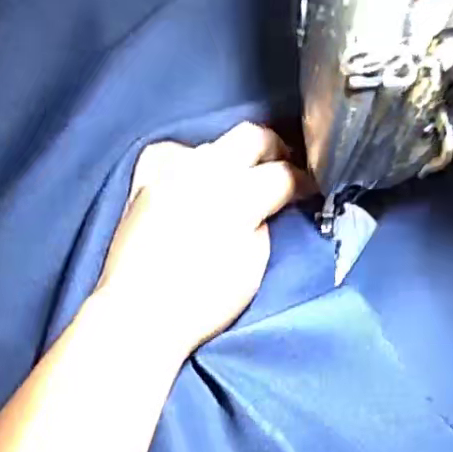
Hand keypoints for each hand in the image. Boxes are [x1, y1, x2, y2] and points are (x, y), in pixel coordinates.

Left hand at [91, 123, 308, 355]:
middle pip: (252, 137)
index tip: (311, 190)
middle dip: (276, 149)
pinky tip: (191, 178)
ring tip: (241, 179)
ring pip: (213, 143)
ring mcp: (171, 168)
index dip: (304, 182)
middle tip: (285, 167)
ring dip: (233, 157)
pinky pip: (172, 153)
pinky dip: (189, 161)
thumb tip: (262, 210)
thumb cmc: (201, 303)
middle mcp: (205, 168)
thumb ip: (263, 228)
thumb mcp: (251, 269)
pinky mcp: (143, 179)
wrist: (141, 314)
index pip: (284, 175)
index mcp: (238, 194)